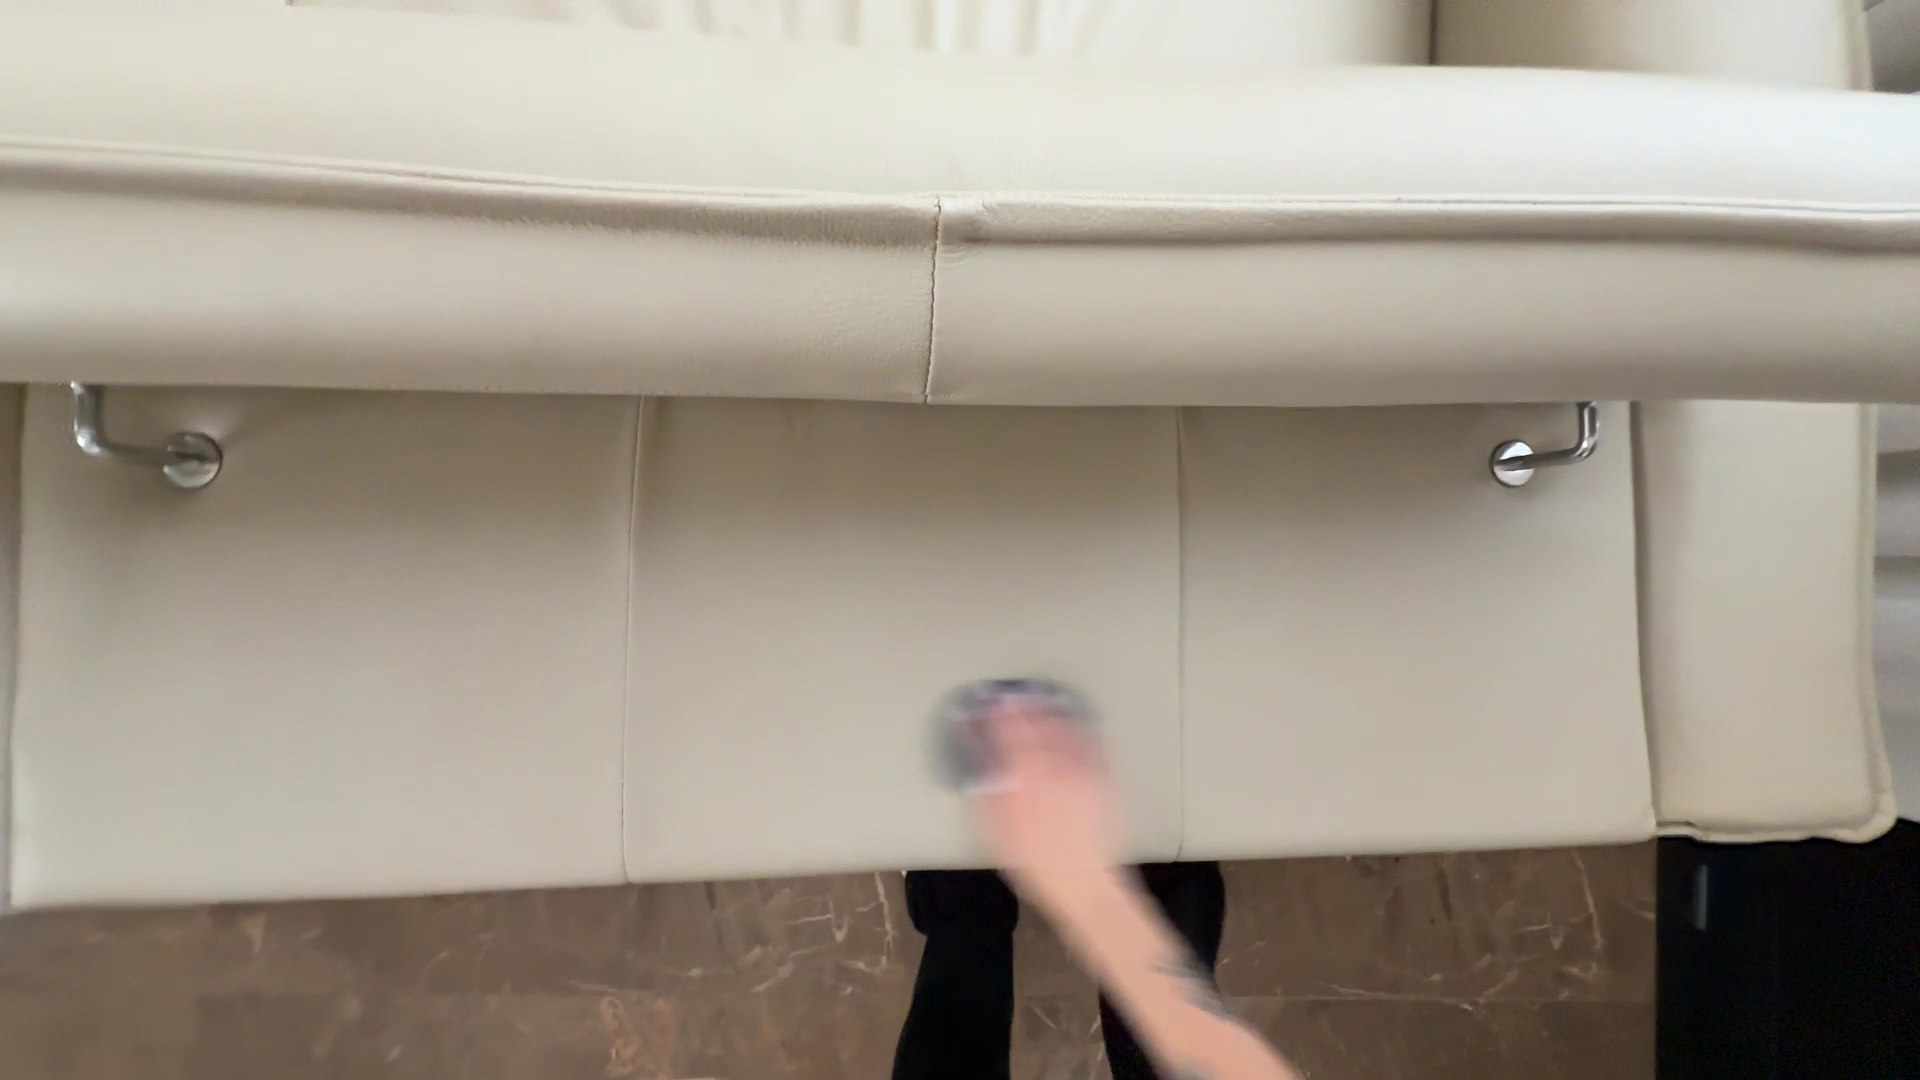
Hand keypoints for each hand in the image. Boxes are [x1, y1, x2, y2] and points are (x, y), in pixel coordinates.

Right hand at [963, 697, 1127, 915]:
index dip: (998, 718)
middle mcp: (1055, 769)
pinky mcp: (1105, 782)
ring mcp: (1083, 773)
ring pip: (1065, 732)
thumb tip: (981, 767)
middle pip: (1036, 729)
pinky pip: (1096, 746)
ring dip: (1051, 713)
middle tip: (1014, 696)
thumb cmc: (1037, 865)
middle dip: (1023, 709)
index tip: (991, 706)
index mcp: (1026, 779)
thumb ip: (988, 794)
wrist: (1085, 885)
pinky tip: (1081, 721)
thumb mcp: (999, 832)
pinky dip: (1086, 730)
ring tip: (1042, 700)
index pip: (1009, 737)